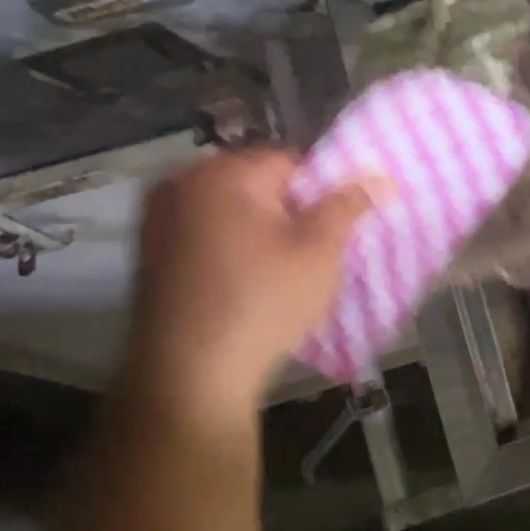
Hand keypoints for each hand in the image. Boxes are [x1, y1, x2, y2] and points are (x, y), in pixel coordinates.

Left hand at [123, 150, 376, 413]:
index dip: (326, 190)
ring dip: (264, 228)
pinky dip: (235, 246)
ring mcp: (158, 217)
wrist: (190, 370)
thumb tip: (377, 175)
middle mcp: (180, 183)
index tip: (343, 225)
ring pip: (233, 209)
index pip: (292, 161)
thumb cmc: (264, 301)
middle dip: (294, 208)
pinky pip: (208, 232)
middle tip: (322, 248)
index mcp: (222, 174)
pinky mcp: (151, 251)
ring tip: (291, 267)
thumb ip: (347, 206)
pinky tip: (253, 279)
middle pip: (259, 182)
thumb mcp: (320, 251)